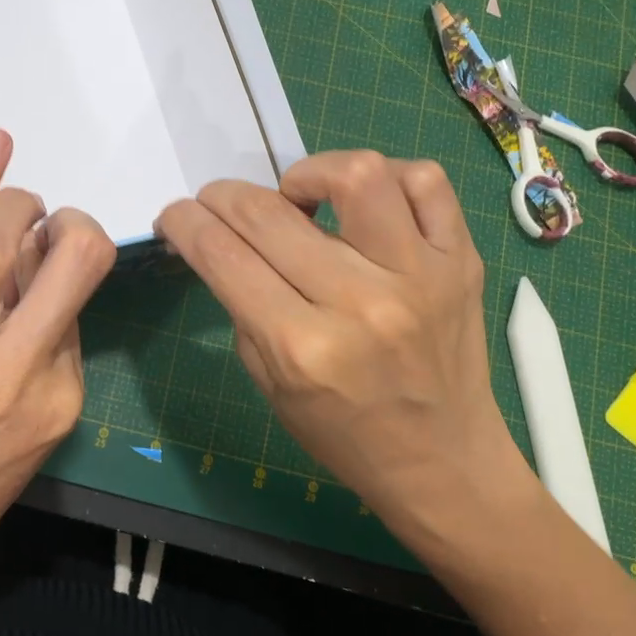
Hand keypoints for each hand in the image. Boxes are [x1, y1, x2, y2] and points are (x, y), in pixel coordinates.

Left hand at [0, 129, 116, 635]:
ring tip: (16, 200)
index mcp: (49, 393)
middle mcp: (0, 364)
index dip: (79, 240)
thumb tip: (48, 263)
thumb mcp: (41, 426)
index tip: (61, 246)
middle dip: (47, 216)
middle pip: (42, 253)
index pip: (82, 276)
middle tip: (37, 224)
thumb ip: (53, 343)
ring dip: (6, 202)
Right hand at [155, 151, 519, 526]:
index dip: (185, 223)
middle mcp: (359, 303)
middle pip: (268, 213)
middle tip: (216, 204)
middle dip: (221, 197)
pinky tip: (362, 205)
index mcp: (302, 347)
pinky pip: (426, 183)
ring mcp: (419, 275)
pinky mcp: (460, 261)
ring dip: (307, 173)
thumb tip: (220, 246)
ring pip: (357, 176)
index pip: (223, 256)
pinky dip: (386, 177)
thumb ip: (244, 309)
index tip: (175, 216)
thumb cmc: (344, 433)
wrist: (442, 462)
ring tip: (297, 197)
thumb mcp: (269, 385)